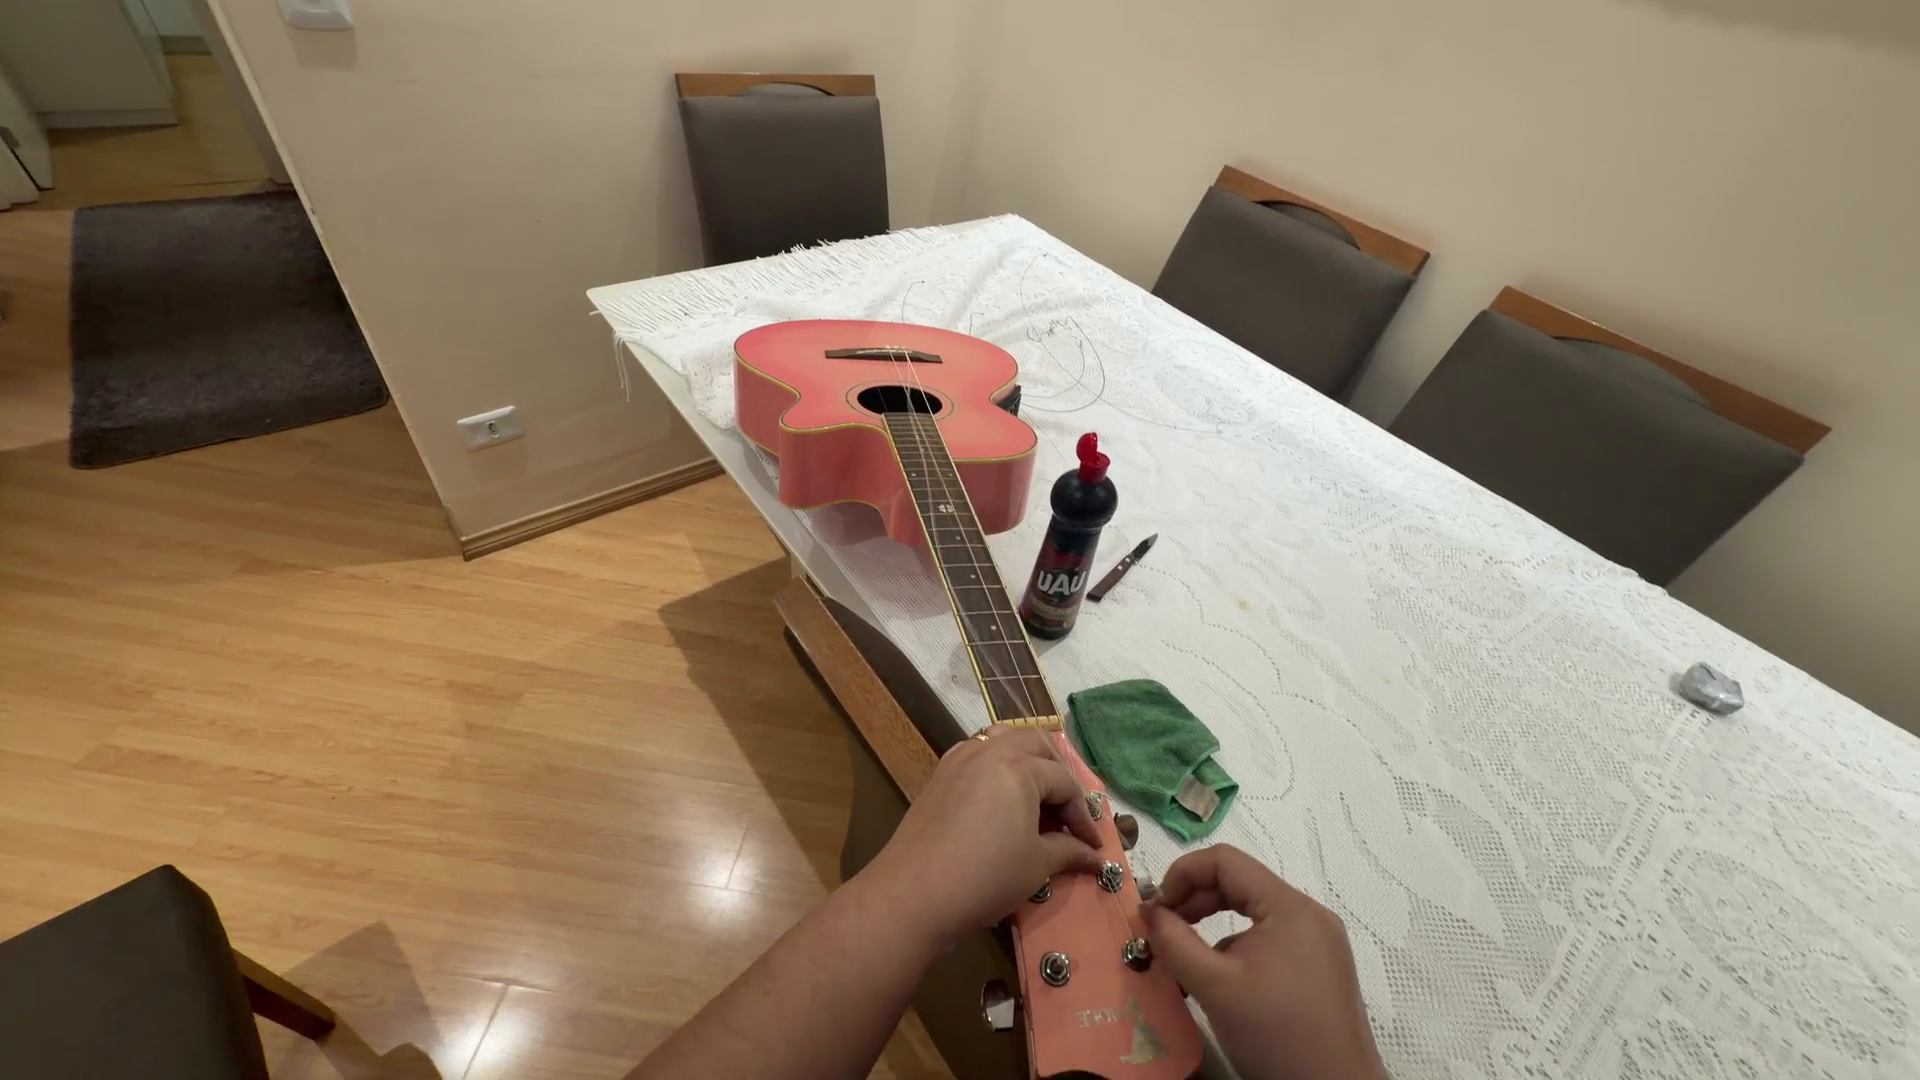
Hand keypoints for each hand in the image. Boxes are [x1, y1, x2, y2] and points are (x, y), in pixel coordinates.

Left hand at [860, 726, 1104, 947]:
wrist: (914, 893)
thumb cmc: (985, 876)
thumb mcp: (1036, 865)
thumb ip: (1069, 852)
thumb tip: (1095, 858)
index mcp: (1019, 766)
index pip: (1064, 782)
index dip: (1082, 816)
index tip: (1093, 846)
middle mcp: (990, 751)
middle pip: (1036, 745)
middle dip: (1058, 774)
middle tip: (1067, 813)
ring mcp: (960, 758)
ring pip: (1003, 740)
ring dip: (1027, 760)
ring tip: (1038, 796)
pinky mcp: (940, 773)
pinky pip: (977, 752)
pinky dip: (996, 764)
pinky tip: (1000, 795)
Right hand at [1142, 845, 1386, 1079]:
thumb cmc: (1276, 1036)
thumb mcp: (1215, 987)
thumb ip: (1174, 941)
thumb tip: (1148, 910)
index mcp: (1290, 907)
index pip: (1225, 861)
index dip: (1182, 874)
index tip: (1156, 907)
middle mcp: (1309, 914)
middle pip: (1239, 882)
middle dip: (1194, 898)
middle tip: (1163, 927)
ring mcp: (1319, 941)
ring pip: (1252, 909)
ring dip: (1211, 921)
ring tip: (1185, 952)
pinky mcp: (1320, 966)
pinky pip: (1268, 935)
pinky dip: (1236, 944)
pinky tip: (1220, 976)